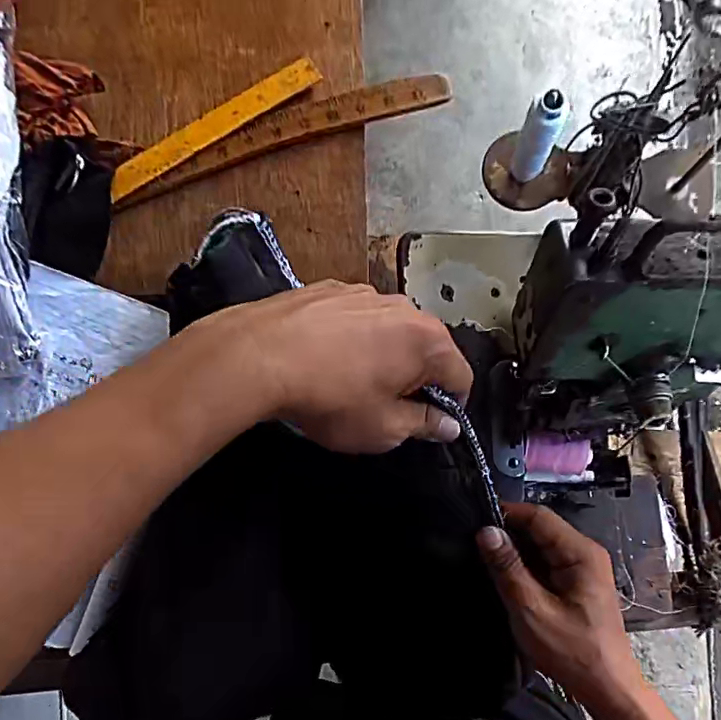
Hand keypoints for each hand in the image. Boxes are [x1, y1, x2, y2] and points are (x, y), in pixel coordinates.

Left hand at [182, 281, 472, 453]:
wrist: (259, 357)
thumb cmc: (329, 397)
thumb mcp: (384, 428)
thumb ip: (423, 425)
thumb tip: (447, 424)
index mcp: (428, 341)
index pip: (461, 375)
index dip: (452, 405)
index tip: (432, 422)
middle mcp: (403, 308)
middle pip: (426, 348)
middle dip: (416, 379)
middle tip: (388, 409)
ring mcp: (364, 294)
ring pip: (390, 332)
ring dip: (383, 358)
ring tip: (351, 386)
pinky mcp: (330, 290)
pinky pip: (355, 321)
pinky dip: (351, 341)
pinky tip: (326, 364)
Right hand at [477, 503, 645, 706]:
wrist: (607, 688)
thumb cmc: (572, 650)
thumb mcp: (532, 609)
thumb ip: (508, 569)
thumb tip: (486, 531)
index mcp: (580, 553)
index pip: (538, 516)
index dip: (505, 514)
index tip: (471, 521)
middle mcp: (584, 554)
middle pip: (539, 530)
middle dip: (506, 534)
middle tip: (469, 544)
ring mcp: (581, 571)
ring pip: (539, 549)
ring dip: (512, 554)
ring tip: (479, 560)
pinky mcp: (575, 587)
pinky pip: (544, 566)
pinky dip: (522, 569)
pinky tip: (501, 579)